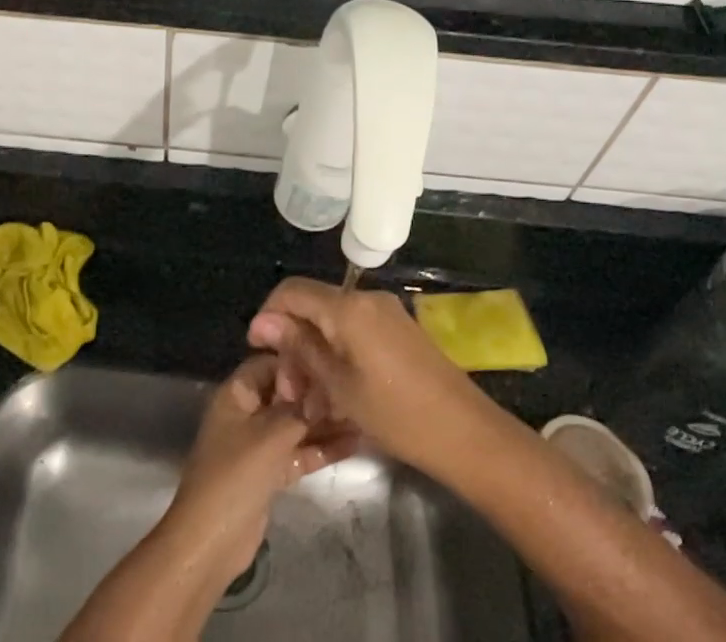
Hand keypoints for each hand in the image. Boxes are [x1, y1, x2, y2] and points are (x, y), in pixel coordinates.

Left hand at [161, 355, 357, 582]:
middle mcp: (247, 414)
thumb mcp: (269, 436)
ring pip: (296, 425)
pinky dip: (322, 448)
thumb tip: (325, 390)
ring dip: (326, 423)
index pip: (269, 365)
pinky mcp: (270, 472)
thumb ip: (299, 411)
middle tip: (357, 391)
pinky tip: (355, 443)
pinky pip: (299, 452)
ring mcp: (258, 444)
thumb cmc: (235, 476)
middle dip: (318, 395)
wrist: (212, 538)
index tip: (333, 362)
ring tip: (364, 416)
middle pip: (286, 395)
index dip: (298, 362)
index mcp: (236, 395)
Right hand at [246, 277, 496, 474]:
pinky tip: (336, 395)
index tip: (259, 350)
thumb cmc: (396, 414)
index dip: (269, 316)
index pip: (292, 291)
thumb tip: (264, 322)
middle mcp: (367, 300)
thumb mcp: (337, 385)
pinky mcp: (399, 332)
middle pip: (313, 308)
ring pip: (333, 324)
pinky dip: (338, 357)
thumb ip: (299, 347)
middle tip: (290, 391)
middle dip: (293, 343)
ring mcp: (387, 314)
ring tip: (311, 401)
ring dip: (314, 355)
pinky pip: (355, 334)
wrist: (466, 434)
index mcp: (349, 307)